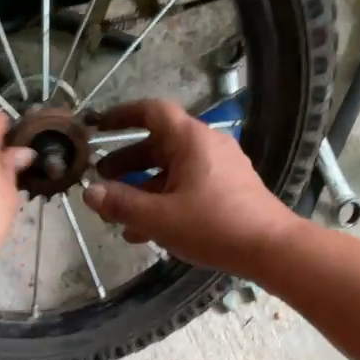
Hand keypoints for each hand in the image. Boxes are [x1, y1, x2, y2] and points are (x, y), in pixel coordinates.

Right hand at [82, 100, 301, 270]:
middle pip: (158, 144)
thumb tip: (89, 192)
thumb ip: (121, 204)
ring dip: (142, 187)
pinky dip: (163, 199)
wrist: (269, 247)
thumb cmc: (212, 226)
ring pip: (171, 169)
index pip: (152, 112)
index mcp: (190, 140)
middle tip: (101, 178)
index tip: (99, 126)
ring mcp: (219, 167)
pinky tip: (146, 230)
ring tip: (118, 212)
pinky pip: (186, 185)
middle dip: (126, 161)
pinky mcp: (227, 188)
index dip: (122, 115)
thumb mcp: (158, 218)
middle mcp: (206, 145)